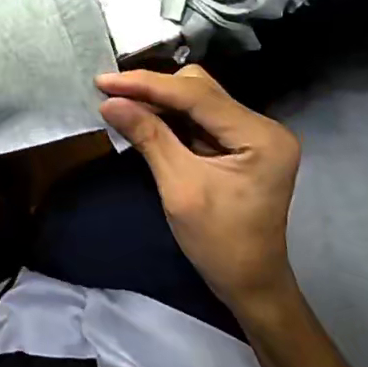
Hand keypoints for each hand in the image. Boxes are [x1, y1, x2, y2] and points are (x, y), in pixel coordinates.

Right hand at [96, 66, 301, 310]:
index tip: (105, 81)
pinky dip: (171, 117)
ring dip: (159, 101)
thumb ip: (148, 138)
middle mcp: (263, 125)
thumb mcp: (180, 189)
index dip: (148, 84)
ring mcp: (253, 134)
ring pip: (198, 99)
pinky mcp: (240, 143)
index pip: (197, 95)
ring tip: (121, 103)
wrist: (250, 285)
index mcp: (260, 136)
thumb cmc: (219, 244)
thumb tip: (110, 103)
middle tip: (111, 94)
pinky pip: (200, 117)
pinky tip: (144, 118)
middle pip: (200, 89)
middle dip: (154, 90)